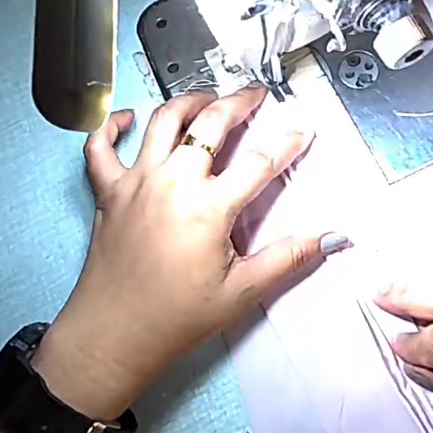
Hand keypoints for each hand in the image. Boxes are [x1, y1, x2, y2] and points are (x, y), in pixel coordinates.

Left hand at [33, 88, 346, 419]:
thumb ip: (289, 257)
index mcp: (208, 207)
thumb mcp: (243, 291)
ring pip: (161, 121)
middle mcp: (171, 183)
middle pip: (209, 123)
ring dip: (187, 102)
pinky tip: (128, 118)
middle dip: (237, 102)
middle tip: (254, 95)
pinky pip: (101, 147)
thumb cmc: (175, 318)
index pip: (259, 162)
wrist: (112, 337)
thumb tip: (331, 238)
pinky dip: (112, 126)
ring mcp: (137, 183)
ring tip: (207, 98)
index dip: (288, 144)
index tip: (303, 133)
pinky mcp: (109, 193)